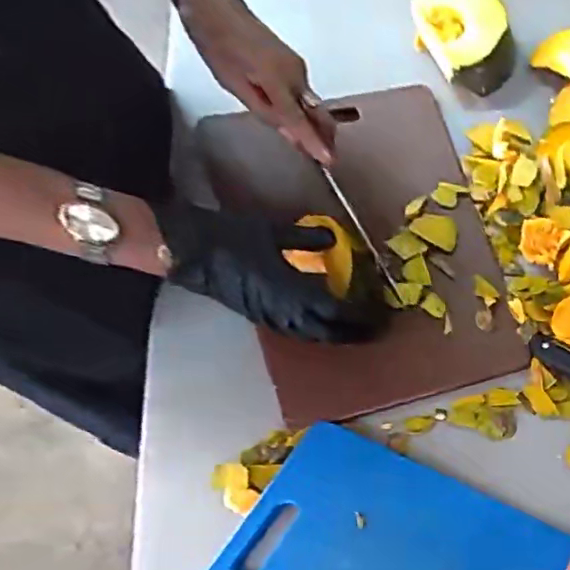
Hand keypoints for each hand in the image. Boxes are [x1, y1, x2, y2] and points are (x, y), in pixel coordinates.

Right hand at [156, 200, 385, 342]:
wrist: (188, 250)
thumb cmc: (231, 237)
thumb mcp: (273, 232)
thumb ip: (307, 238)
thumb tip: (335, 238)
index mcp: (295, 292)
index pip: (340, 312)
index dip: (362, 315)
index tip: (380, 312)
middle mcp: (288, 313)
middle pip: (332, 332)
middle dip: (357, 333)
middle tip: (378, 329)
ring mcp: (274, 319)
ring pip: (316, 336)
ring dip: (339, 335)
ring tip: (358, 330)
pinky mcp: (263, 319)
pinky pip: (300, 332)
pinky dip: (319, 331)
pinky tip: (326, 324)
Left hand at [179, 0, 334, 163]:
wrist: (215, 3)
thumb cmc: (217, 40)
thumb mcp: (234, 85)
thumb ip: (266, 113)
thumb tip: (291, 135)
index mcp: (274, 78)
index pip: (299, 118)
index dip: (314, 141)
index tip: (327, 159)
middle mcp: (293, 73)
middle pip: (318, 113)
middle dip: (323, 136)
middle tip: (324, 157)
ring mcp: (298, 68)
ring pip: (314, 105)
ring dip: (313, 124)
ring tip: (307, 140)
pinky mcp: (297, 65)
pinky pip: (306, 94)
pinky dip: (305, 109)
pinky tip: (295, 116)